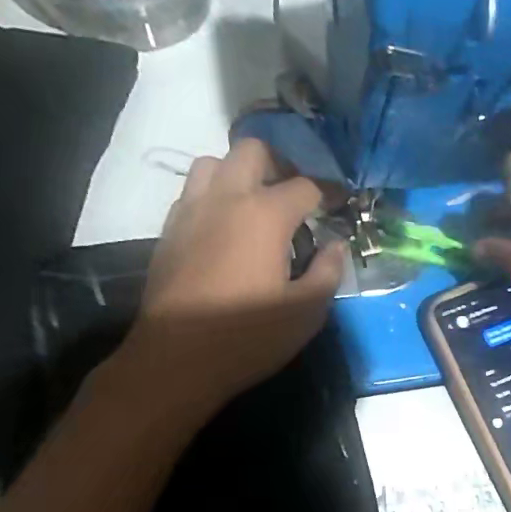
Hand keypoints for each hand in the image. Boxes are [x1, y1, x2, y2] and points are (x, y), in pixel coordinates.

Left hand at [112, 139, 346, 417]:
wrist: (176, 359)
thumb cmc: (249, 336)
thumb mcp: (307, 311)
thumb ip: (327, 271)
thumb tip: (335, 245)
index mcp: (265, 215)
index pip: (305, 185)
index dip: (329, 192)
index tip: (341, 204)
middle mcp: (225, 200)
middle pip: (252, 152)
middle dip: (280, 165)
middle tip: (295, 195)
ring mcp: (190, 212)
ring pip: (213, 163)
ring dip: (239, 174)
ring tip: (257, 205)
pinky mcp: (169, 232)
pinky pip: (193, 193)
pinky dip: (215, 196)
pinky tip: (228, 228)